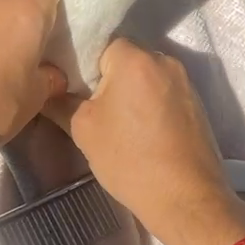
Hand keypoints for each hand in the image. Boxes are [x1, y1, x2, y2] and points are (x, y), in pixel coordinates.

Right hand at [42, 40, 244, 244]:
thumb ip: (60, 101)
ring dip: (131, 91)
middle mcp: (164, 61)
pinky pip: (163, 92)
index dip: (85, 66)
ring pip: (145, 76)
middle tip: (92, 106)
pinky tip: (142, 131)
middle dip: (109, 78)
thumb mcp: (82, 129)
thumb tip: (45, 89)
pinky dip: (150, 104)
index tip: (76, 89)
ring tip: (118, 121)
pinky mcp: (198, 105)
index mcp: (134, 59)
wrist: (186, 200)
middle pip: (125, 58)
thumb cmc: (129, 159)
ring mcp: (186, 83)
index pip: (100, 45)